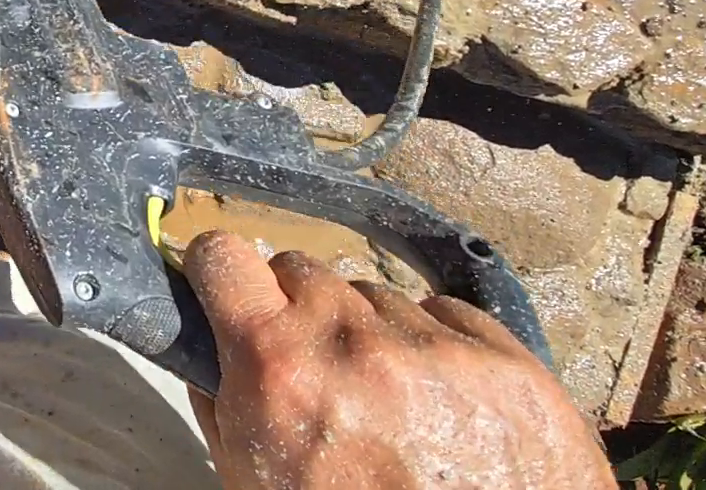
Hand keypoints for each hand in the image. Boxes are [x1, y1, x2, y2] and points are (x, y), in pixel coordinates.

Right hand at [184, 231, 612, 489]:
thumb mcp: (244, 470)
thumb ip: (217, 389)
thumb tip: (209, 331)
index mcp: (276, 362)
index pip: (222, 255)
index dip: (219, 271)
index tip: (231, 292)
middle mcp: (353, 341)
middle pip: (301, 270)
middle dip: (299, 309)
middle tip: (319, 365)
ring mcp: (439, 352)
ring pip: (375, 295)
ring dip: (372, 331)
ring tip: (396, 400)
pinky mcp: (516, 370)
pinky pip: (450, 316)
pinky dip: (440, 345)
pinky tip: (448, 403)